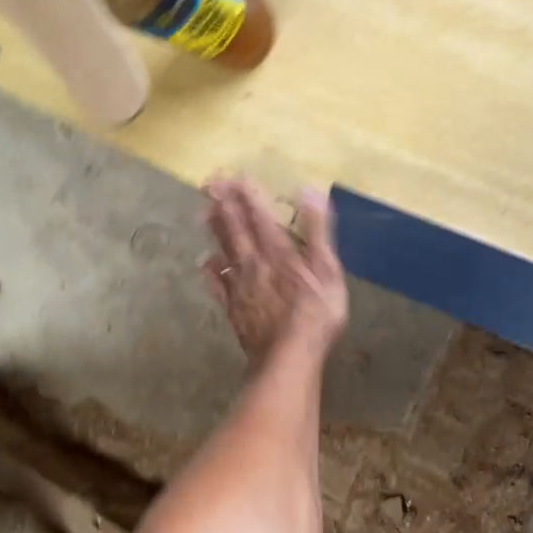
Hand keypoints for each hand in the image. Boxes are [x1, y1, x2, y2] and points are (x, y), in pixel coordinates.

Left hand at [202, 177, 348, 362]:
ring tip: (205, 213)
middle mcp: (254, 264)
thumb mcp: (327, 271)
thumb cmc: (315, 315)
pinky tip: (205, 263)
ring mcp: (240, 287)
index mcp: (278, 252)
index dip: (249, 195)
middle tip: (210, 184)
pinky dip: (211, 271)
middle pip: (236, 229)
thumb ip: (318, 231)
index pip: (261, 216)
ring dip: (215, 230)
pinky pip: (218, 285)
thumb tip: (310, 191)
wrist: (288, 357)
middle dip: (224, 205)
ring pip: (224, 251)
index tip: (236, 175)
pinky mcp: (234, 309)